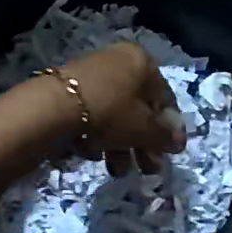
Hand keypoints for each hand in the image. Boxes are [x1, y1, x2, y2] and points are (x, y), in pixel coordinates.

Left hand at [57, 42, 185, 173]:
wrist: (52, 109)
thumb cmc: (109, 112)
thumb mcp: (143, 128)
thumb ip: (164, 136)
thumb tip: (179, 142)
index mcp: (141, 62)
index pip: (165, 98)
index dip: (170, 129)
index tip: (168, 154)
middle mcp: (118, 62)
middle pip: (139, 109)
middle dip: (143, 144)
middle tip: (146, 169)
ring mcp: (92, 75)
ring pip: (116, 115)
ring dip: (121, 146)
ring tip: (117, 170)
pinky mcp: (69, 90)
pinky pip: (93, 115)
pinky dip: (98, 136)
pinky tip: (92, 154)